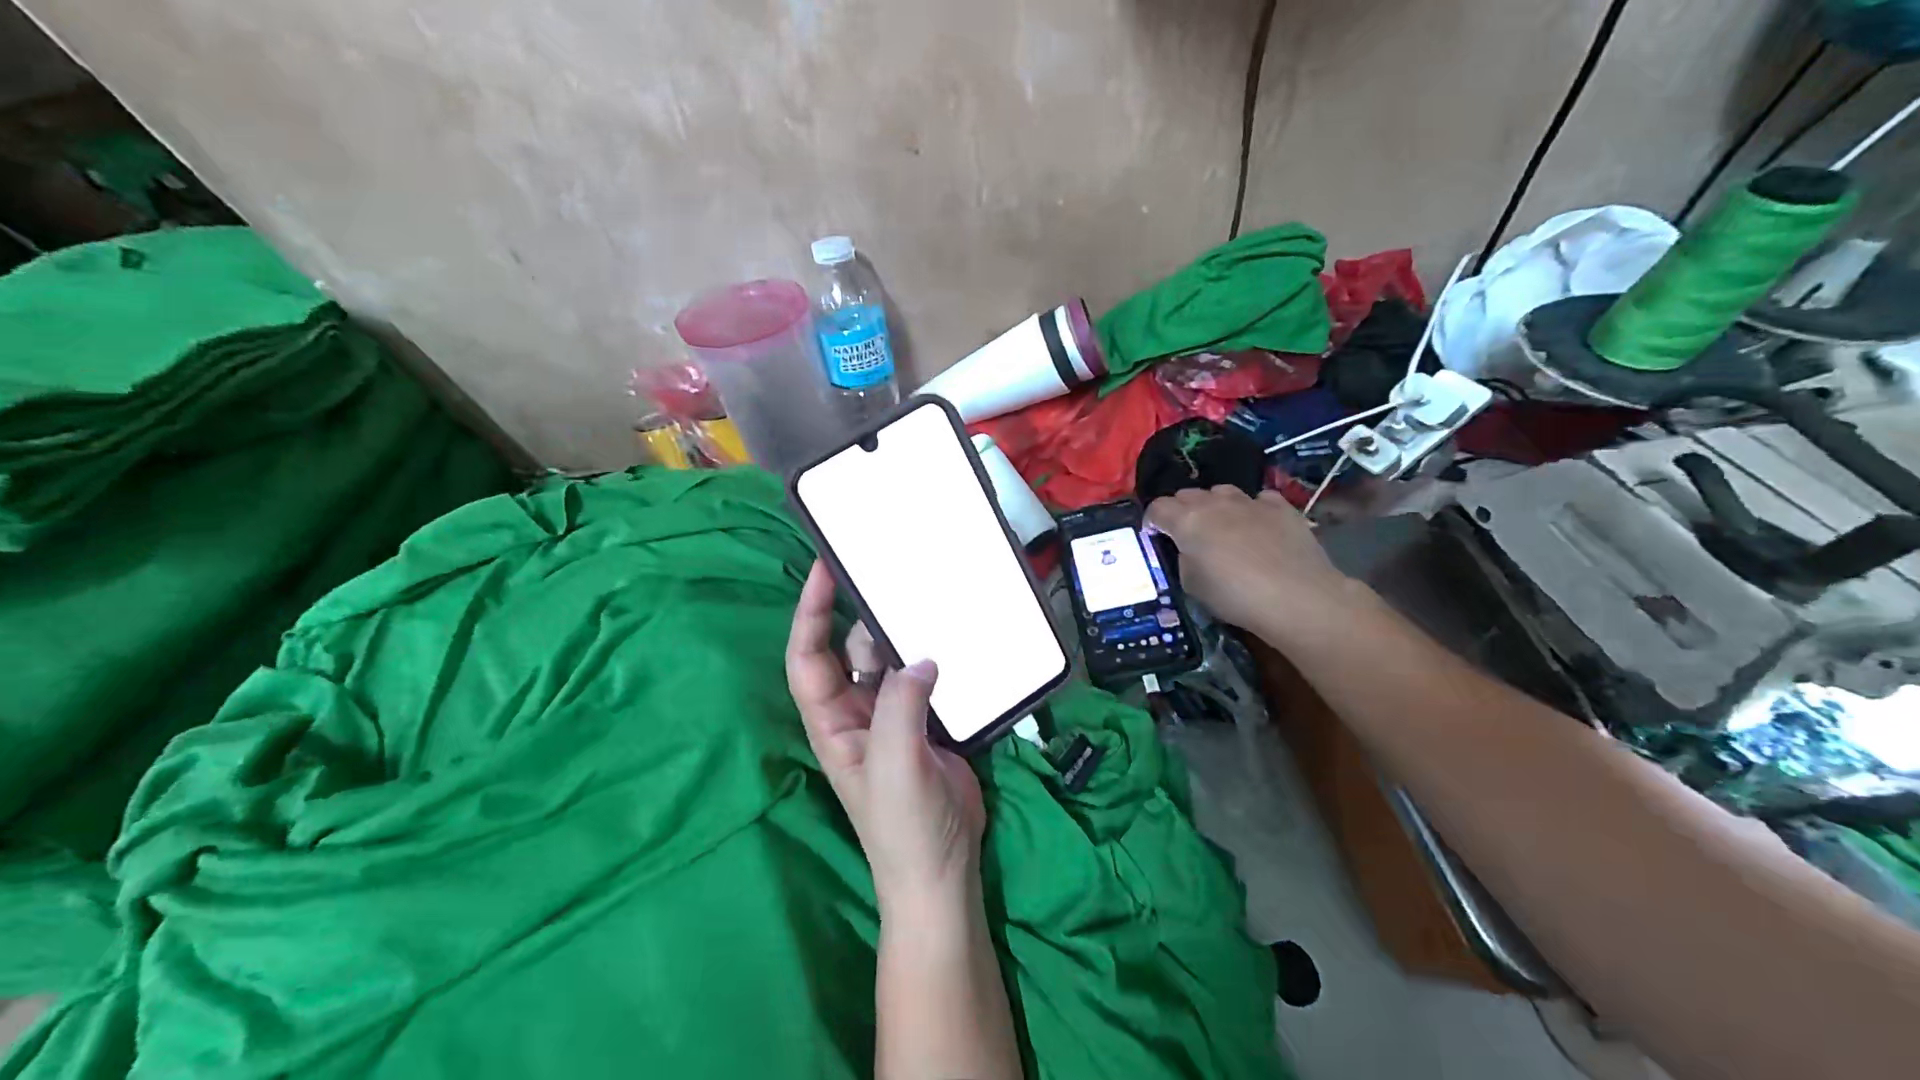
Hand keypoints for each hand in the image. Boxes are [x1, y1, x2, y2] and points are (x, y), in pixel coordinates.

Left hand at [786, 560, 985, 913]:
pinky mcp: (929, 721)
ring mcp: (895, 715)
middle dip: (865, 611)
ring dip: (906, 631)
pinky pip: (927, 677)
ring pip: (893, 659)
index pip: (808, 656)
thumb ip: (901, 706)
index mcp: (831, 721)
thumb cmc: (904, 826)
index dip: (810, 612)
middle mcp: (857, 711)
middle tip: (891, 568)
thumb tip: (922, 659)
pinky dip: (937, 654)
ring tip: (929, 592)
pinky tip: (956, 632)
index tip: (824, 567)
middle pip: (853, 648)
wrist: (943, 871)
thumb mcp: (895, 765)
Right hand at [1145, 485, 1354, 634]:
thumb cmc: (1235, 596)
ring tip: (1222, 528)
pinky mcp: (1281, 507)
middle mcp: (1215, 503)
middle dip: (1181, 511)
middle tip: (1187, 536)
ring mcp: (1250, 501)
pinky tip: (1258, 527)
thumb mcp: (1192, 585)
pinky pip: (1258, 499)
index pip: (1157, 508)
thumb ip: (1183, 559)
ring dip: (1215, 506)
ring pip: (1221, 492)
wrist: (1297, 598)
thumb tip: (1188, 549)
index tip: (1156, 537)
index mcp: (1187, 521)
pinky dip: (1252, 509)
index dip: (1153, 522)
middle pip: (1187, 495)